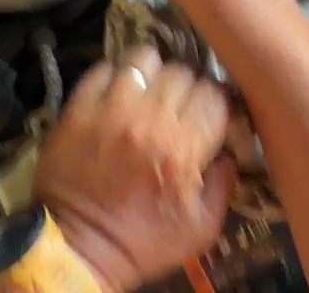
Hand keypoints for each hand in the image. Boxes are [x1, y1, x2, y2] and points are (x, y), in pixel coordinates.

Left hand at [33, 46, 237, 291]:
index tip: (211, 110)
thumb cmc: (143, 241)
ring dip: (152, 71)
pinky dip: (114, 75)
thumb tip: (230, 150)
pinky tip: (117, 93)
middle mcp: (149, 117)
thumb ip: (224, 184)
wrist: (78, 250)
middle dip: (187, 85)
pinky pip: (104, 68)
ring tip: (149, 89)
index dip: (216, 100)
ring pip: (143, 58)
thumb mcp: (200, 228)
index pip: (214, 94)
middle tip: (179, 104)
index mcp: (183, 146)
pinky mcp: (80, 106)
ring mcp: (111, 107)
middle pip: (182, 71)